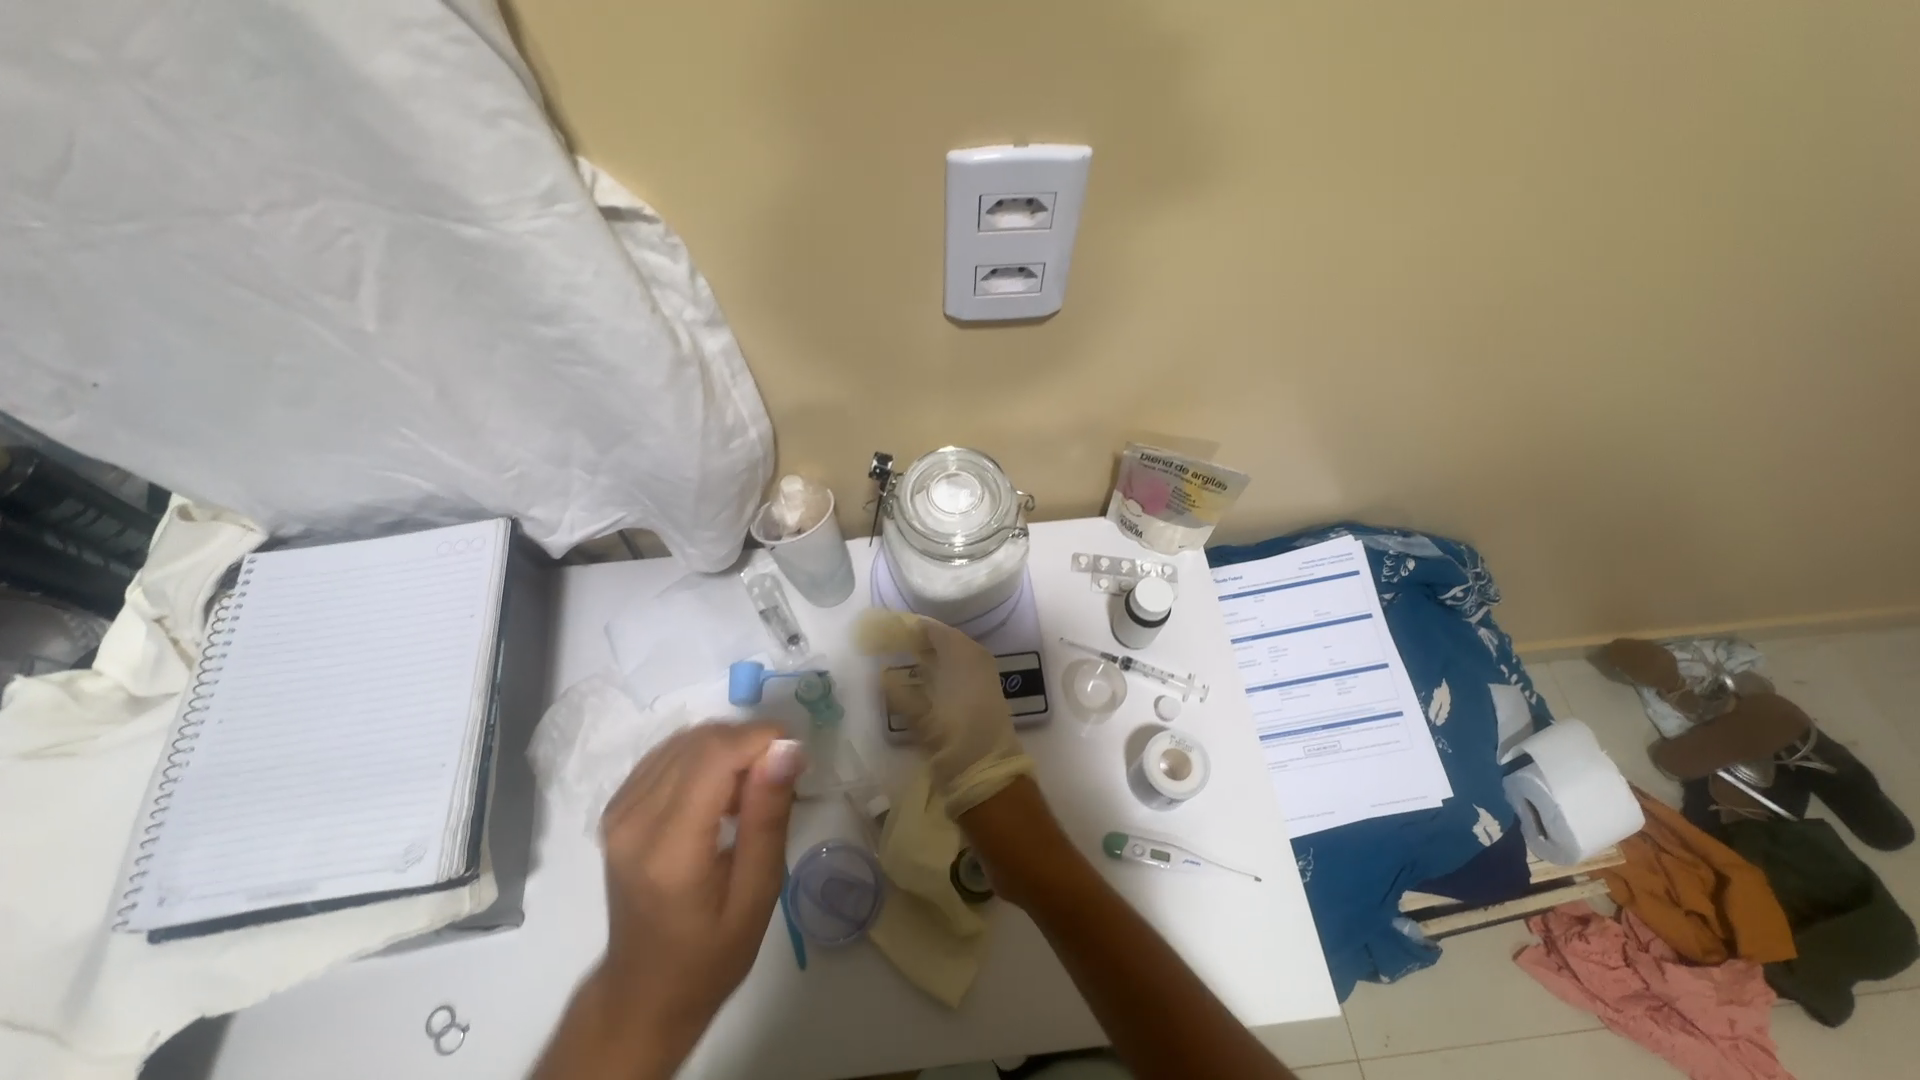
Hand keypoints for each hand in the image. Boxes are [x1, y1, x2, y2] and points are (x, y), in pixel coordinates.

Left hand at [595, 722, 804, 1063]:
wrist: (645, 990)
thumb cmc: (711, 955)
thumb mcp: (757, 894)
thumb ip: (768, 817)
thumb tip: (786, 749)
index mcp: (669, 849)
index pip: (714, 756)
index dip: (760, 738)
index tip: (796, 755)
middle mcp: (633, 820)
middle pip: (699, 742)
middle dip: (749, 743)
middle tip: (781, 778)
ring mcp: (618, 811)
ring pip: (684, 742)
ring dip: (727, 749)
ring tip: (752, 791)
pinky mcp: (617, 808)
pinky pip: (667, 756)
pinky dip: (703, 759)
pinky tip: (721, 793)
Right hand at [857, 611, 1033, 815]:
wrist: (990, 776)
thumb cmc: (955, 742)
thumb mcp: (921, 719)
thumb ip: (901, 693)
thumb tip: (883, 675)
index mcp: (963, 656)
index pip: (934, 630)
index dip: (911, 628)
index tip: (887, 628)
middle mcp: (977, 659)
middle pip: (946, 640)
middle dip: (921, 640)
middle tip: (893, 642)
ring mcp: (985, 676)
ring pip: (955, 654)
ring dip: (933, 654)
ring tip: (905, 657)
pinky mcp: (987, 694)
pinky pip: (962, 669)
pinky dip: (944, 668)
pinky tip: (927, 677)